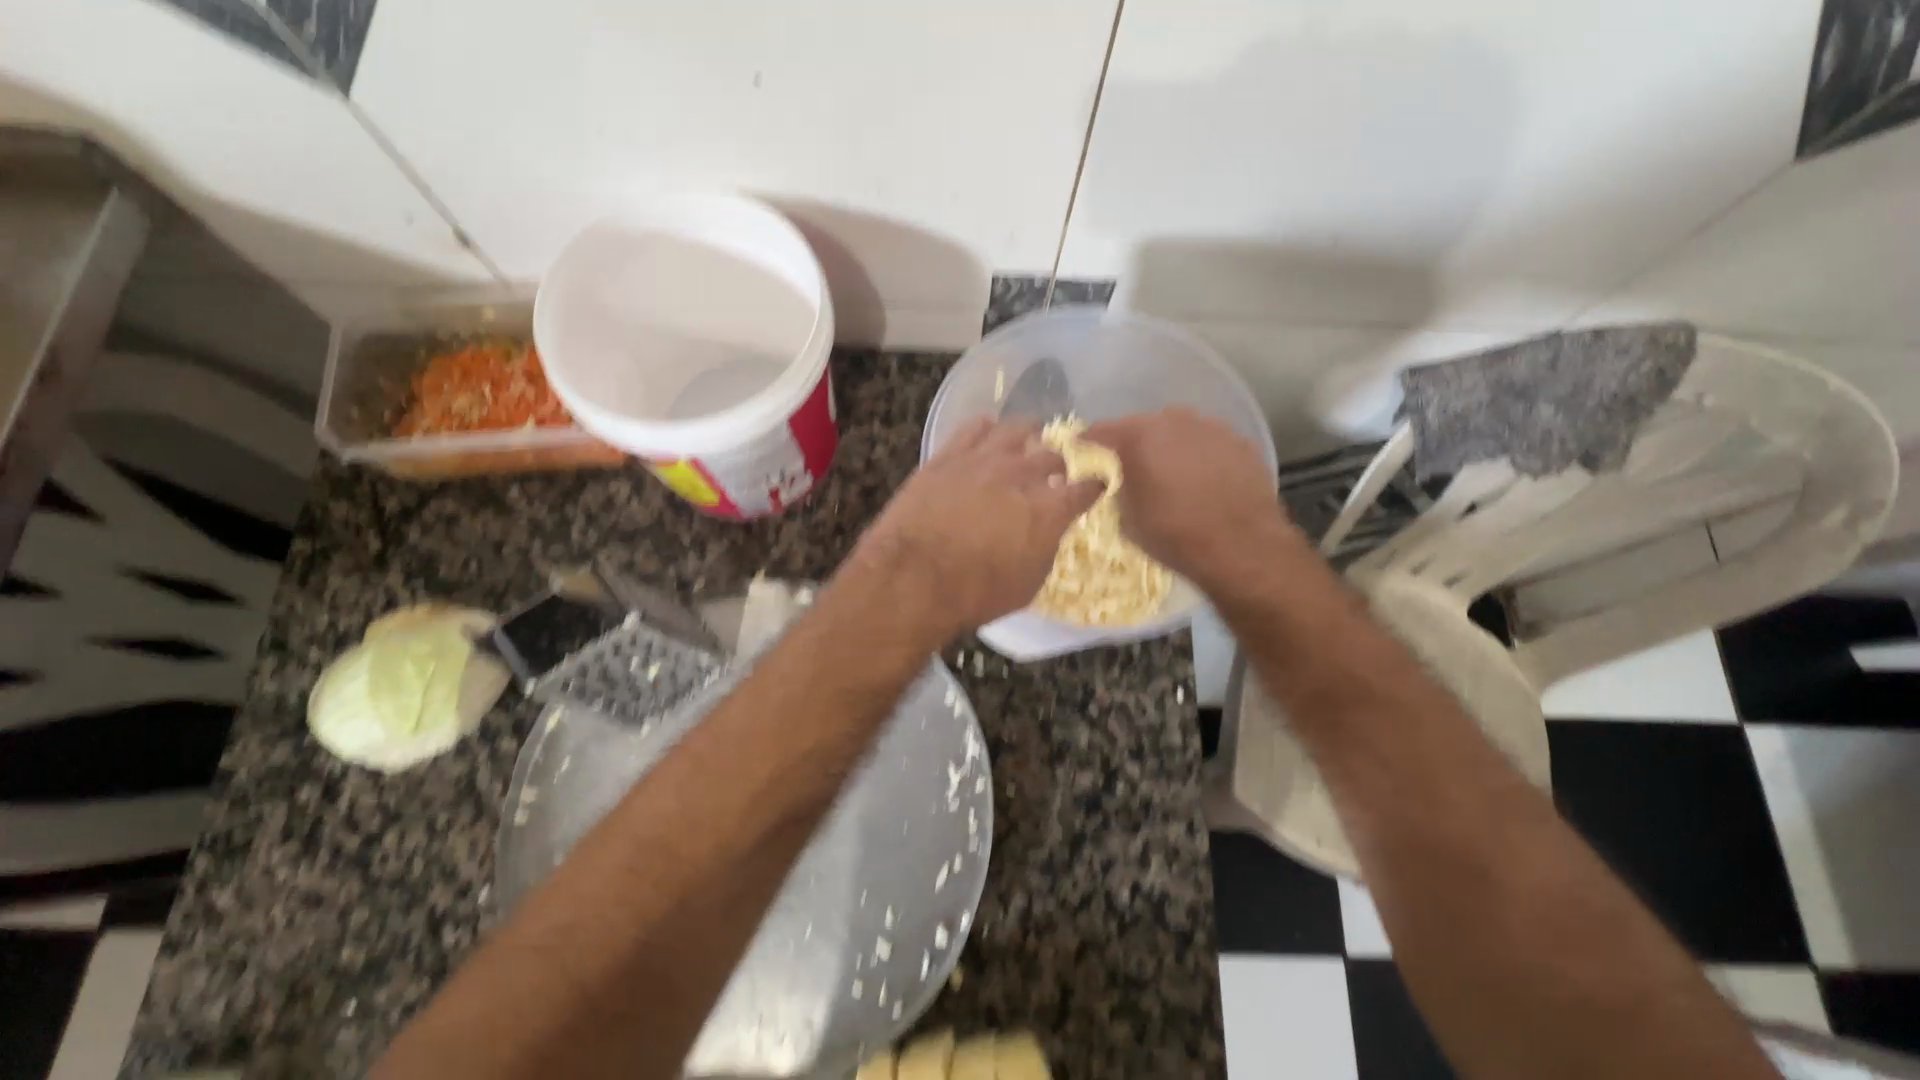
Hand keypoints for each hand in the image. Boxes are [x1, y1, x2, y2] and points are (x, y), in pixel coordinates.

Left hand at [845, 419, 1104, 641]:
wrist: (912, 579)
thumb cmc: (974, 594)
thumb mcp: (1027, 585)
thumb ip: (1044, 550)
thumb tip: (1045, 534)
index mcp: (1048, 510)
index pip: (1084, 489)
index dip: (1092, 488)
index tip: (1094, 487)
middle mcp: (1020, 476)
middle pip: (1051, 456)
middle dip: (1058, 464)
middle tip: (1056, 471)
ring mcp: (982, 461)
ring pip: (1015, 431)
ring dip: (1028, 434)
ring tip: (1031, 435)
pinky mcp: (946, 457)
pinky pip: (972, 429)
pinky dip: (986, 427)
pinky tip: (988, 429)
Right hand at [1083, 408, 1307, 588]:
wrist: (1242, 548)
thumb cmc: (1174, 535)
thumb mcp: (1127, 519)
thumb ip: (1119, 488)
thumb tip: (1120, 480)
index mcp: (1139, 437)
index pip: (1102, 430)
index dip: (1088, 441)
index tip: (1080, 448)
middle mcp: (1175, 421)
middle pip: (1144, 425)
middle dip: (1134, 442)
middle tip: (1130, 465)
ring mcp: (1213, 428)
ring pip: (1181, 431)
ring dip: (1170, 447)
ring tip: (1170, 473)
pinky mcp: (1241, 443)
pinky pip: (1209, 445)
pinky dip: (1201, 457)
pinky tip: (1203, 480)